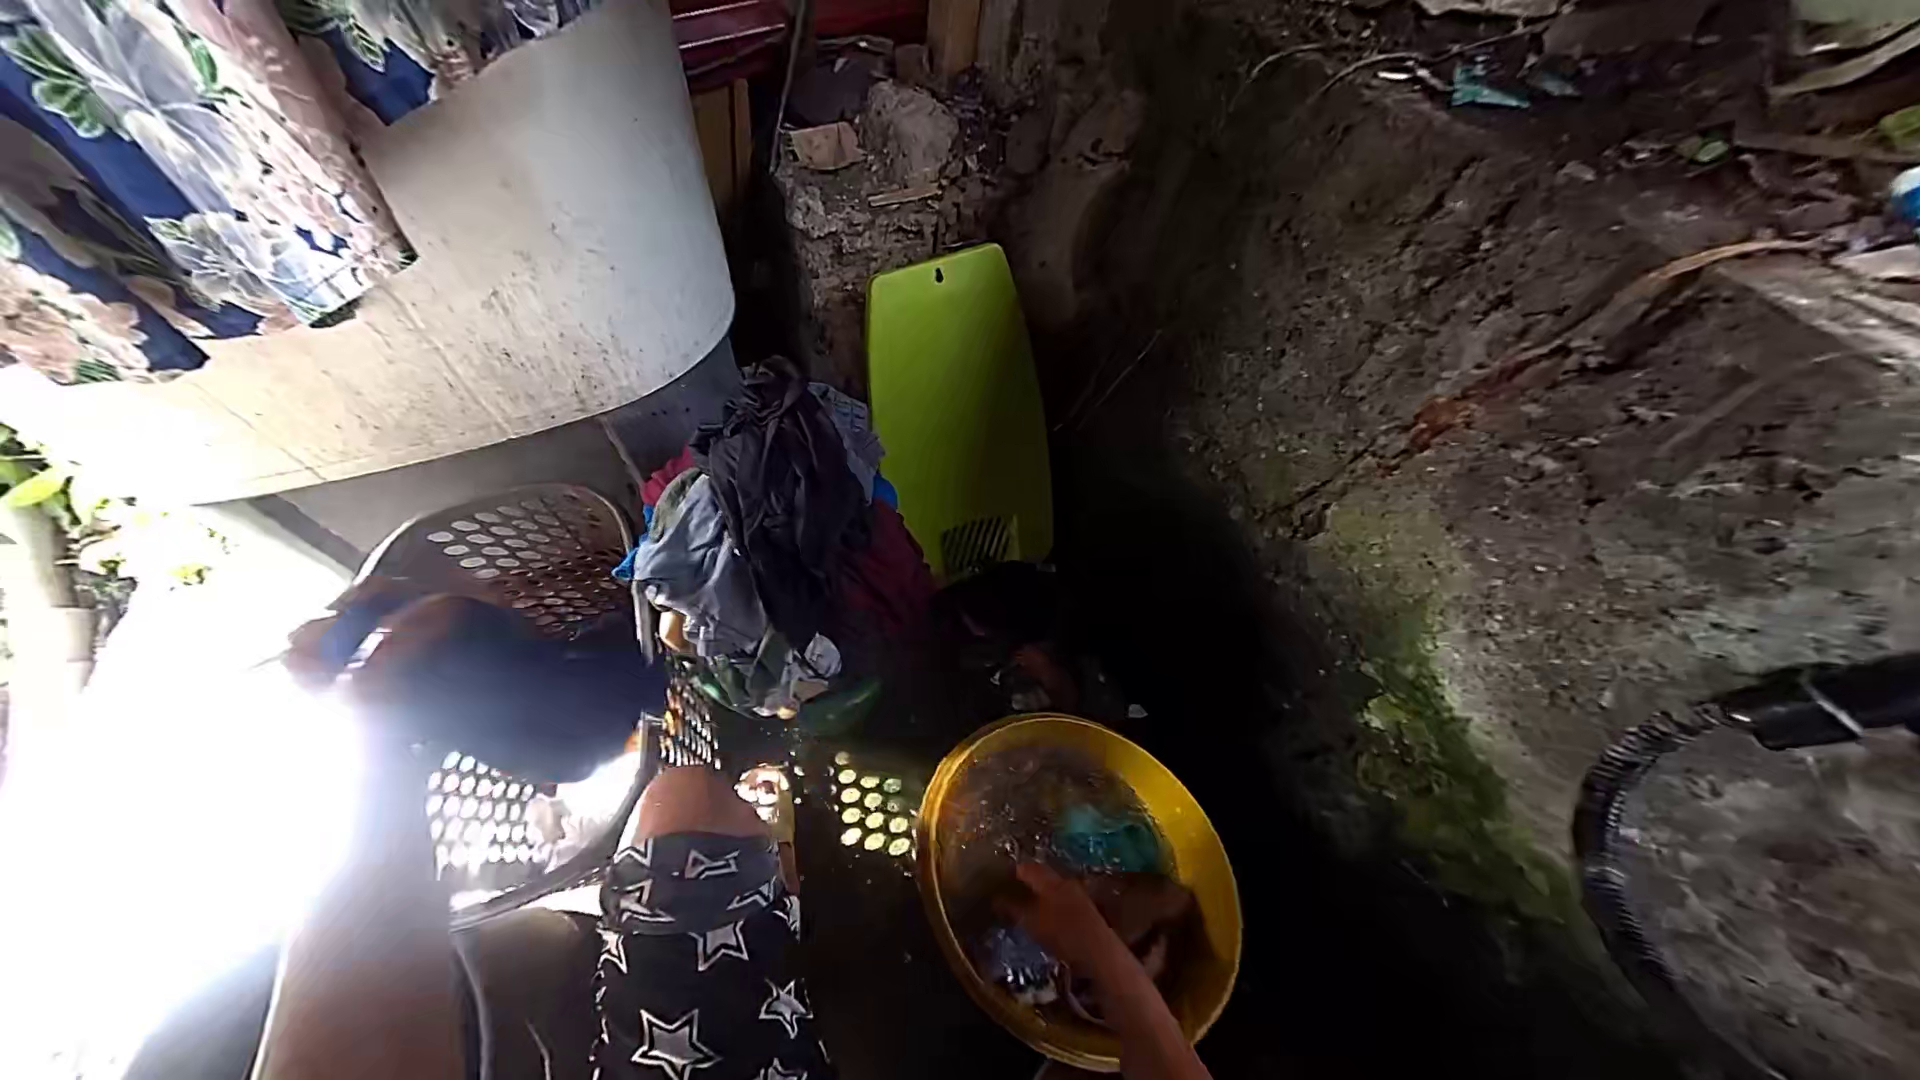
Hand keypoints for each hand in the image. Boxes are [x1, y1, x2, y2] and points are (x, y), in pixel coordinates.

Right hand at [998, 863, 1130, 977]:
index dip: (1012, 872)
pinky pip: (1062, 898)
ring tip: (1026, 903)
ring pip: (1053, 886)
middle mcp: (1064, 880)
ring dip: (1040, 892)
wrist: (1099, 951)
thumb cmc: (1062, 933)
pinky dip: (1051, 902)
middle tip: (1011, 890)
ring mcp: (1077, 893)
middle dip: (1026, 881)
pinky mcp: (1086, 908)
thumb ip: (1012, 908)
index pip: (1026, 867)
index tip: (999, 879)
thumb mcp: (1031, 922)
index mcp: (1049, 880)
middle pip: (1041, 874)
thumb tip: (995, 899)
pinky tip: (1047, 915)